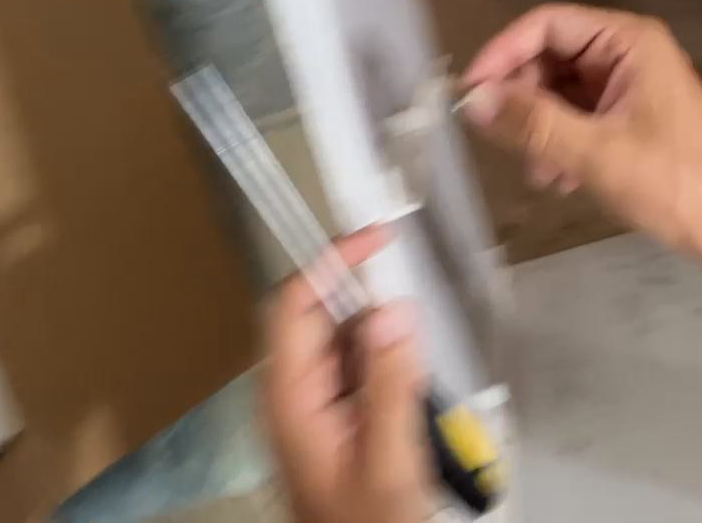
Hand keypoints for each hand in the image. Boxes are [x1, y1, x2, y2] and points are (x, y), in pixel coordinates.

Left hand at [263, 227, 428, 522]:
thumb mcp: (388, 463)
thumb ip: (391, 384)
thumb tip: (395, 308)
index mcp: (289, 398)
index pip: (294, 306)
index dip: (330, 262)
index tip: (379, 237)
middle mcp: (294, 391)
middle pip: (318, 313)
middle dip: (362, 291)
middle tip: (408, 280)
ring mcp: (315, 402)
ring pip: (342, 334)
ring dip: (379, 324)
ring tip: (412, 344)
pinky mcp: (337, 412)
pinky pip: (358, 360)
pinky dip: (385, 350)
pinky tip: (409, 371)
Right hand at [458, 3, 701, 261]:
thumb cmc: (676, 183)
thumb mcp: (596, 153)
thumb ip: (533, 123)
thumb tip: (473, 101)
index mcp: (626, 41)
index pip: (546, 24)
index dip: (502, 52)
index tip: (470, 91)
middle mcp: (625, 53)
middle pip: (550, 58)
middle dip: (523, 100)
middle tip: (499, 139)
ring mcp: (628, 86)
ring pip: (560, 92)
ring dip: (539, 129)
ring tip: (539, 173)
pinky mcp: (629, 118)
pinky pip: (577, 117)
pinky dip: (560, 143)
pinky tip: (560, 180)